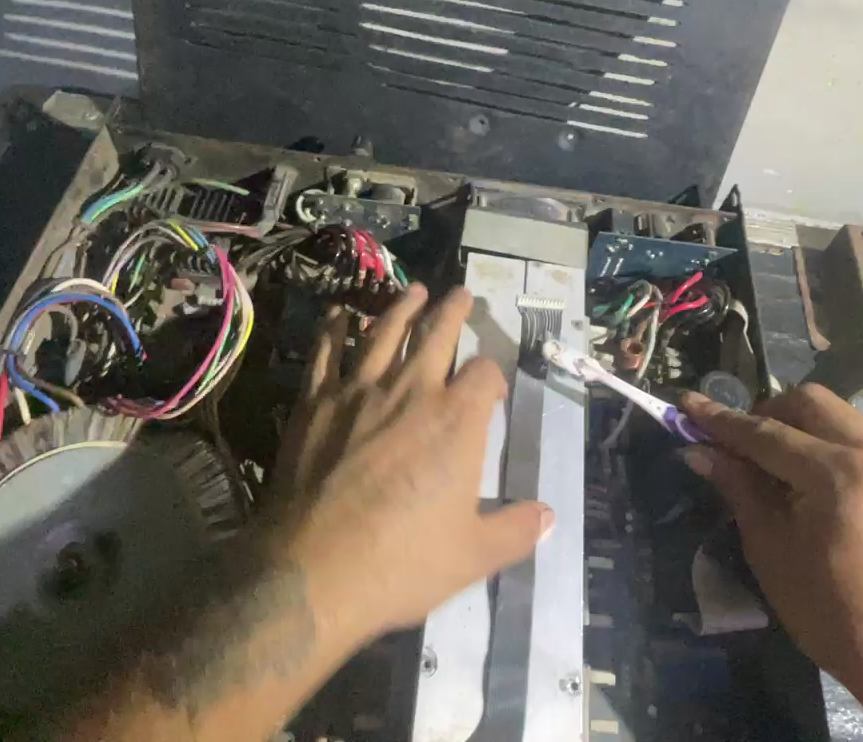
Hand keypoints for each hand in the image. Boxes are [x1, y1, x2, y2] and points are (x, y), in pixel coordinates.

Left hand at [274, 285, 554, 642]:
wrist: (313, 572)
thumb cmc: (401, 564)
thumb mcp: (473, 556)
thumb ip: (515, 530)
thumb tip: (550, 517)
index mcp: (456, 421)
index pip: (485, 373)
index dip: (493, 374)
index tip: (493, 385)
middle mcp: (411, 391)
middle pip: (436, 334)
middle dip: (452, 311)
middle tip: (460, 292)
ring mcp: (358, 391)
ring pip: (384, 332)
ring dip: (402, 307)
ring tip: (414, 289)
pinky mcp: (316, 402)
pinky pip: (326, 352)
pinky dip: (335, 328)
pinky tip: (339, 313)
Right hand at [679, 385, 862, 741]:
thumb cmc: (838, 618)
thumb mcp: (773, 552)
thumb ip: (739, 489)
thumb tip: (700, 450)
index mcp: (840, 474)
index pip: (766, 433)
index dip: (721, 420)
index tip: (687, 402)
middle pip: (812, 402)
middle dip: (770, 412)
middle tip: (746, 446)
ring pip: (848, 422)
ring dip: (809, 432)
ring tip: (789, 476)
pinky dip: (844, 457)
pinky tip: (836, 501)